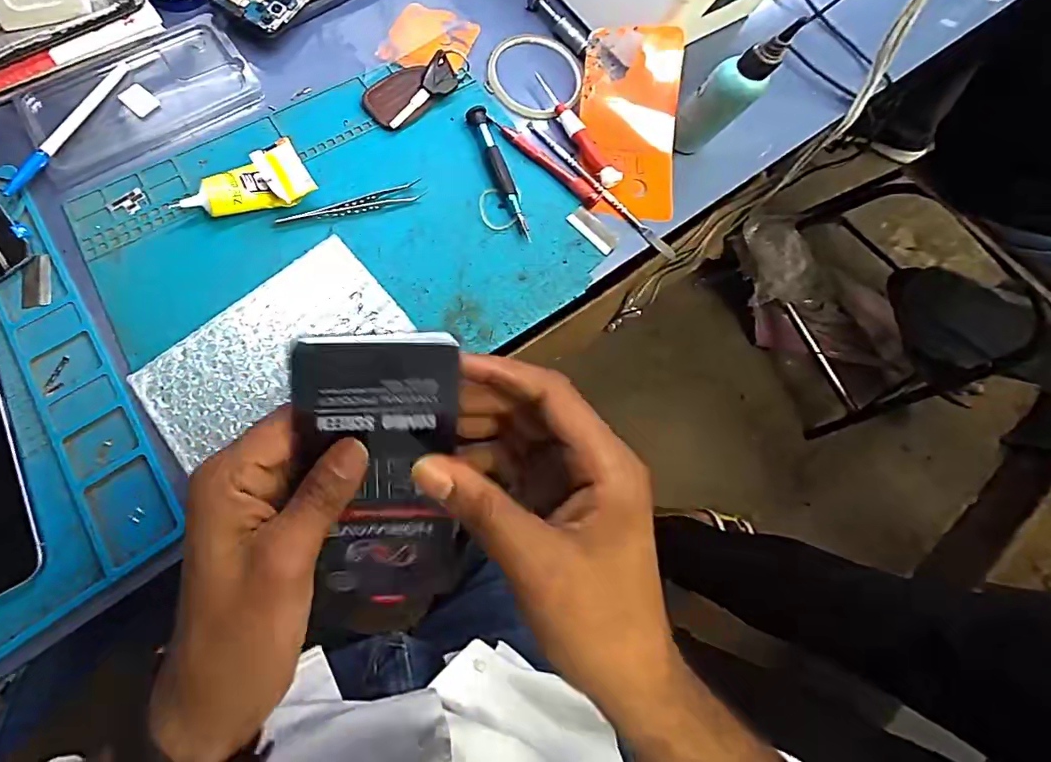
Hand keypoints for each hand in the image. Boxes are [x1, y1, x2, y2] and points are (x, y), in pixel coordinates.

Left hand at [147, 408, 367, 761]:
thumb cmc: (242, 633)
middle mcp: (235, 479)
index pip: (285, 424)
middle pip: (295, 442)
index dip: (331, 414)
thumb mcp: (285, 560)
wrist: (214, 704)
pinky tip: (371, 490)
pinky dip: (331, 493)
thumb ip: (320, 496)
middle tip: (400, 432)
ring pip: (303, 468)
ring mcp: (249, 504)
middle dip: (342, 439)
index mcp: (227, 476)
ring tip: (397, 454)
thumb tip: (356, 441)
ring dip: (341, 466)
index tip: (383, 409)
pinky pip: (302, 495)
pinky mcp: (264, 527)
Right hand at [414, 355, 773, 760]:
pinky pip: (514, 468)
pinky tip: (446, 466)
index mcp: (605, 462)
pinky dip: (482, 465)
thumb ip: (479, 505)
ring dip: (478, 432)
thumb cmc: (596, 619)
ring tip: (427, 425)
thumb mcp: (534, 560)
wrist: (629, 685)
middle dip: (483, 402)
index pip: (553, 395)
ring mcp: (572, 481)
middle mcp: (591, 460)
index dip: (504, 374)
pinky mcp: (555, 502)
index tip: (454, 365)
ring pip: (520, 437)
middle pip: (533, 412)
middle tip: (428, 396)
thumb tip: (421, 463)